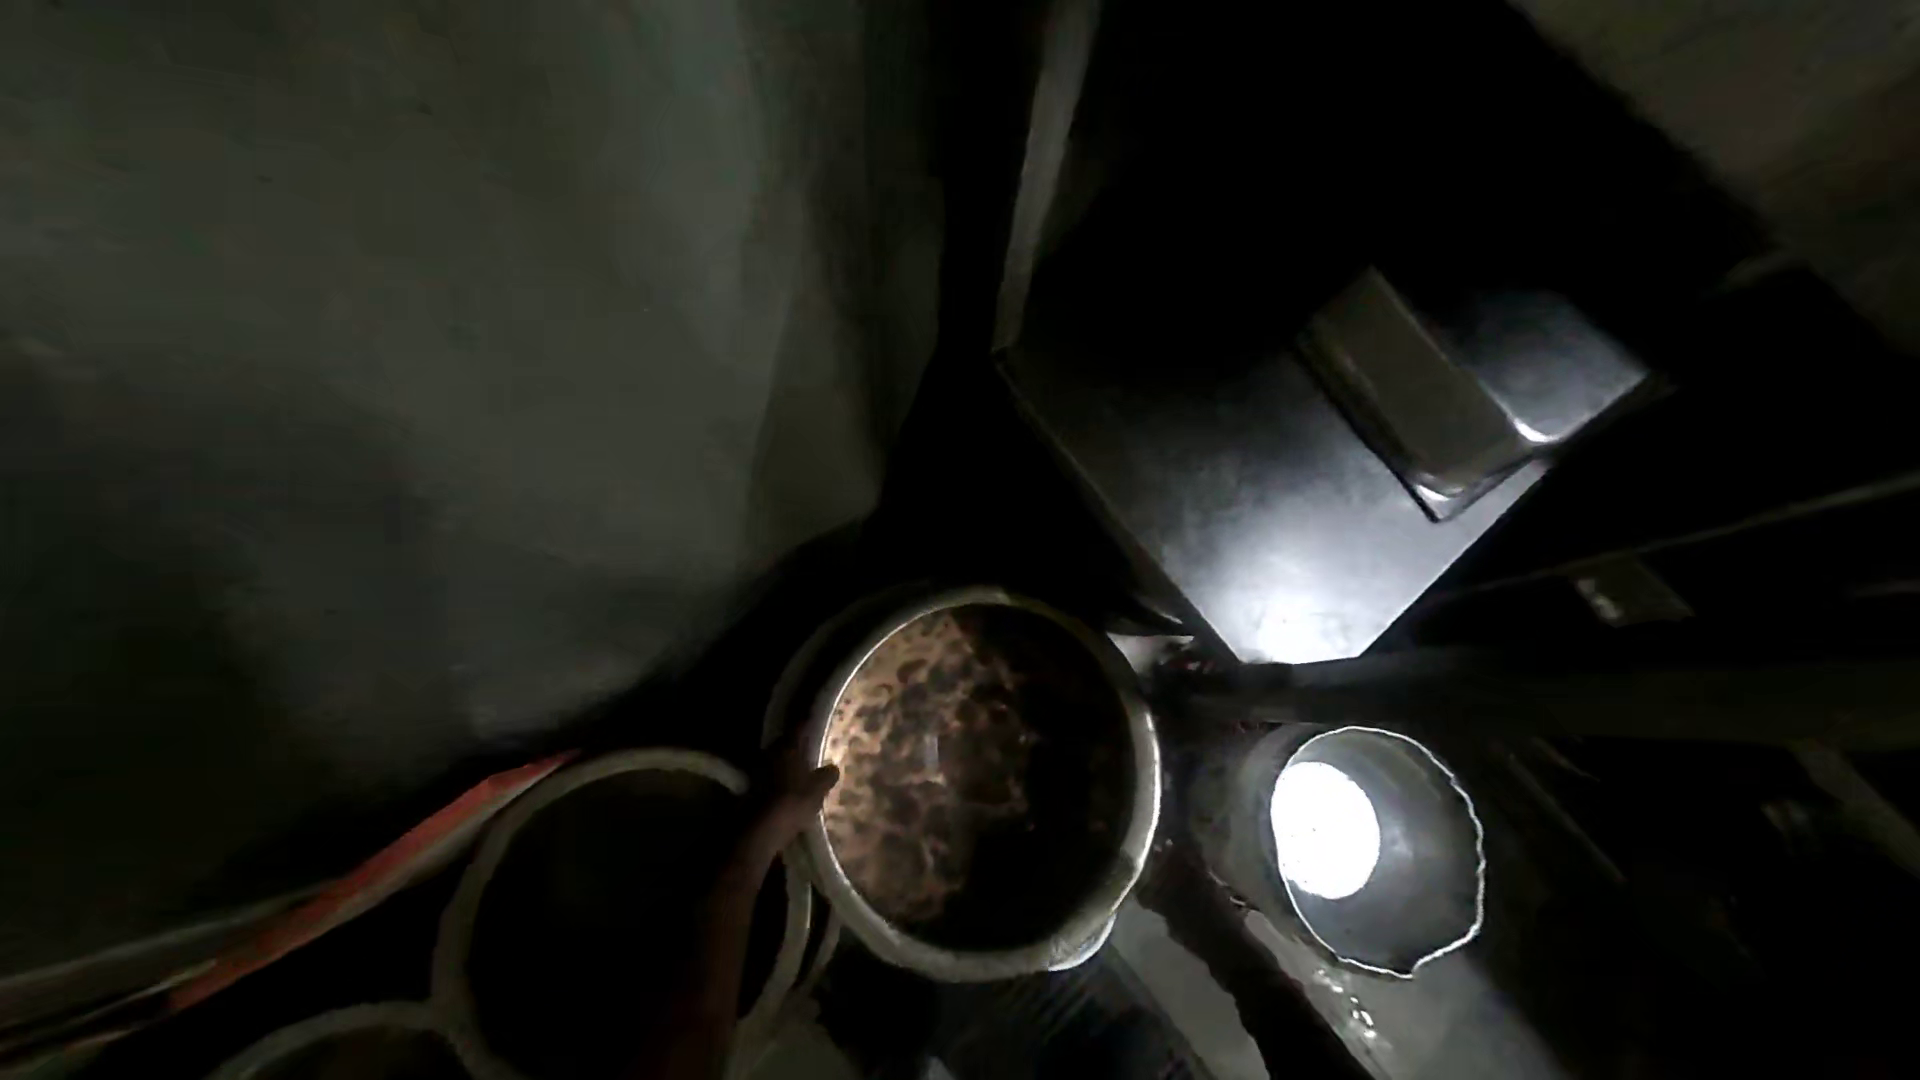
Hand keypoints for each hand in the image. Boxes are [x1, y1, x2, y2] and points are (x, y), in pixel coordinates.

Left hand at [739, 736, 838, 868]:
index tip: (815, 722)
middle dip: (796, 746)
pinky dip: (778, 780)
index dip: (807, 724)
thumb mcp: (819, 788)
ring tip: (800, 771)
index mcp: (788, 747)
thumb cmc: (794, 801)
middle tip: (810, 749)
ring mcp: (757, 771)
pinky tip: (788, 789)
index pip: (799, 728)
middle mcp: (770, 753)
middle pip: (784, 743)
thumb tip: (833, 767)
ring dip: (786, 764)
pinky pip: (769, 778)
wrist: (760, 830)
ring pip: (776, 761)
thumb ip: (827, 775)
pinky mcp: (750, 790)